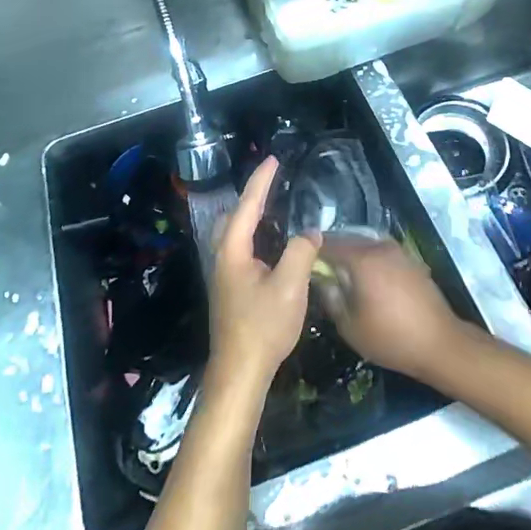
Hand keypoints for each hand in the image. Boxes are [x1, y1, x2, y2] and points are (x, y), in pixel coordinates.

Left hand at [206, 158, 319, 391]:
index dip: (262, 181)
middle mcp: (221, 255)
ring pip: (235, 233)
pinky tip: (272, 244)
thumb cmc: (262, 327)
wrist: (239, 370)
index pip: (248, 204)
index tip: (273, 159)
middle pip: (235, 215)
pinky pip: (241, 248)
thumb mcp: (290, 287)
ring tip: (276, 206)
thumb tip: (309, 232)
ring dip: (253, 216)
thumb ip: (300, 253)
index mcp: (232, 249)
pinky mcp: (229, 287)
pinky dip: (255, 235)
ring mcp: (223, 272)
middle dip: (254, 195)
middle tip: (275, 181)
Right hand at [314, 238, 466, 382]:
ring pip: (365, 243)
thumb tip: (321, 280)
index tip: (301, 261)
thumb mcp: (349, 325)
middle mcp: (379, 247)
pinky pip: (381, 252)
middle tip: (318, 267)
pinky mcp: (411, 261)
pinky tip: (366, 278)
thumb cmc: (391, 337)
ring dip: (351, 253)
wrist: (441, 345)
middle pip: (346, 239)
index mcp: (361, 258)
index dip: (311, 251)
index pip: (327, 244)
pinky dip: (369, 258)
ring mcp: (398, 252)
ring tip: (341, 273)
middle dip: (331, 250)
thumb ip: (330, 298)